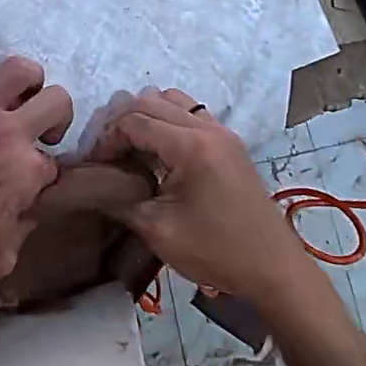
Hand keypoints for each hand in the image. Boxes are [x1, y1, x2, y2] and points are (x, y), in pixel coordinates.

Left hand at [0, 20, 66, 306]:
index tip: (31, 188)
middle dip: (57, 118)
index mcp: (27, 172)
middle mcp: (10, 133)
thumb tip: (34, 204)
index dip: (44, 175)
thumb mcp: (2, 257)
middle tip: (41, 135)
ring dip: (30, 79)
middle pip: (57, 102)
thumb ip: (27, 225)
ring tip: (24, 94)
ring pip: (20, 71)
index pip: (55, 162)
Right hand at [93, 90, 313, 301]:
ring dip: (147, 117)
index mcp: (192, 145)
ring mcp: (222, 131)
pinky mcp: (229, 141)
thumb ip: (121, 199)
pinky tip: (159, 153)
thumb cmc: (216, 251)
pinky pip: (191, 113)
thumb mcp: (158, 230)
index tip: (94, 165)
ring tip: (131, 150)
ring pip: (173, 100)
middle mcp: (208, 127)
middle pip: (151, 100)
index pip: (135, 120)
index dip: (107, 138)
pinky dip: (168, 122)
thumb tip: (94, 181)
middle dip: (122, 122)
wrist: (271, 265)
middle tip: (107, 155)